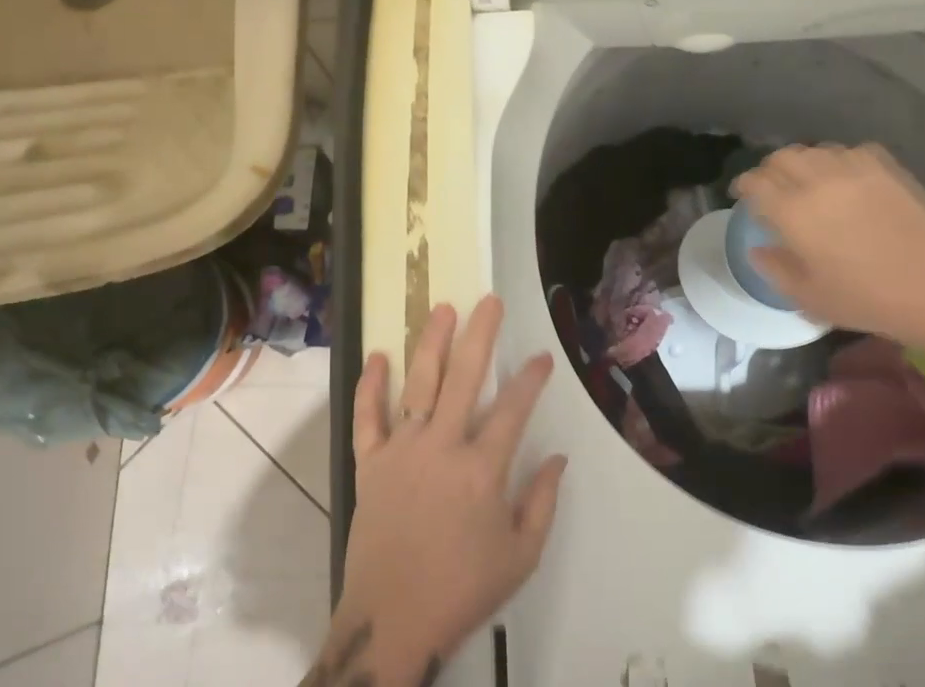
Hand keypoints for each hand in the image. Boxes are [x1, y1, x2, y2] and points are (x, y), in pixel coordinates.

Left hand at [337, 296, 565, 676]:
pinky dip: (370, 387)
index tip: (543, 357)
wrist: (389, 623)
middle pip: (463, 378)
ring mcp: (400, 453)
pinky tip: (377, 356)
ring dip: (431, 343)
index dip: (531, 379)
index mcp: (482, 470)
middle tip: (489, 301)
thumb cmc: (462, 590)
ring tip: (441, 308)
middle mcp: (441, 448)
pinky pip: (367, 419)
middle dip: (480, 335)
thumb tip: (557, 458)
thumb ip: (542, 502)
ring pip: (417, 386)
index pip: (513, 409)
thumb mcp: (521, 556)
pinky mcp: (369, 467)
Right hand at [735, 144, 924, 342]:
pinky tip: (843, 182)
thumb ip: (775, 269)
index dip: (743, 186)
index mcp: (793, 211)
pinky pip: (847, 152)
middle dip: (769, 171)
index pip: (755, 183)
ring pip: (813, 151)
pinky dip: (835, 162)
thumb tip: (758, 248)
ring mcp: (853, 167)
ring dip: (801, 164)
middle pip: (781, 159)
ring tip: (807, 184)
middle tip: (771, 190)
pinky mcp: (885, 164)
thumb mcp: (810, 298)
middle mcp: (818, 179)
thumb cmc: (869, 299)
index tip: (742, 195)